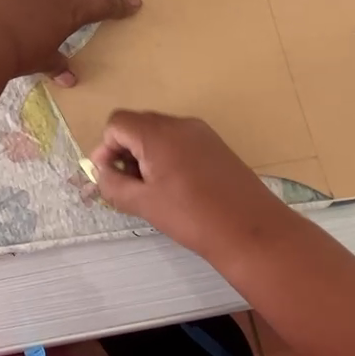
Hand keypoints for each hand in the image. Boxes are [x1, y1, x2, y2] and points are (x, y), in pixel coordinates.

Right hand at [88, 110, 306, 259]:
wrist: (252, 232)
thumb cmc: (192, 217)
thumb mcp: (143, 203)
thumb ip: (113, 184)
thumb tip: (102, 172)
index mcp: (157, 134)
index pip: (117, 123)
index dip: (106, 147)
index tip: (110, 176)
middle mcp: (179, 124)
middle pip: (137, 124)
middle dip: (125, 150)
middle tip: (129, 184)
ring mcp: (201, 133)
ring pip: (158, 132)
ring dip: (145, 154)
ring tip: (152, 188)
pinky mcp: (216, 145)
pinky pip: (179, 140)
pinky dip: (167, 155)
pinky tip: (175, 185)